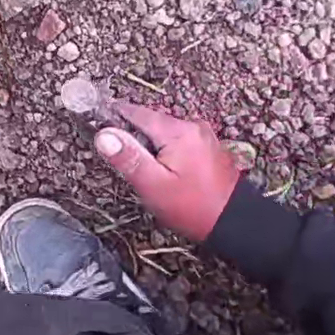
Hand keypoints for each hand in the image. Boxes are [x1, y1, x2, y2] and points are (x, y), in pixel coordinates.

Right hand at [94, 102, 241, 240]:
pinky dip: (166, 149)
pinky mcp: (208, 148)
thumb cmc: (193, 207)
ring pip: (166, 132)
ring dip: (151, 142)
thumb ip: (129, 158)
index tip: (99, 117)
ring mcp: (203, 136)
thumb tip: (104, 135)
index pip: (139, 113)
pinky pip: (179, 140)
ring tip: (139, 165)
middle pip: (153, 121)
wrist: (235, 221)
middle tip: (116, 150)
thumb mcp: (154, 185)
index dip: (117, 115)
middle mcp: (193, 126)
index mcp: (179, 131)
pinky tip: (162, 169)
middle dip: (134, 132)